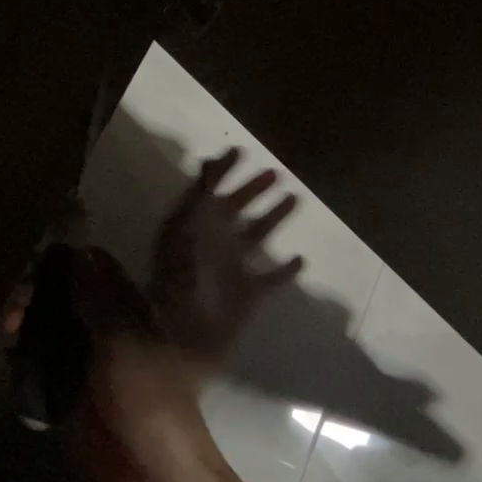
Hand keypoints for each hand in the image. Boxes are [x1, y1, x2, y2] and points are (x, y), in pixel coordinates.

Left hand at [149, 147, 303, 361]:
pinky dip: (285, 269)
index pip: (208, 188)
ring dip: (272, 217)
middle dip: (252, 189)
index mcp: (192, 223)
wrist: (183, 331)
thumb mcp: (186, 225)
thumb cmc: (181, 275)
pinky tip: (300, 258)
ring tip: (294, 198)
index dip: (222, 170)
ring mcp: (230, 267)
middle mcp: (211, 241)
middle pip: (235, 208)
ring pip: (256, 235)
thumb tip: (208, 160)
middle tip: (275, 172)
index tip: (240, 150)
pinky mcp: (249, 294)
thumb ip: (199, 194)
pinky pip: (270, 278)